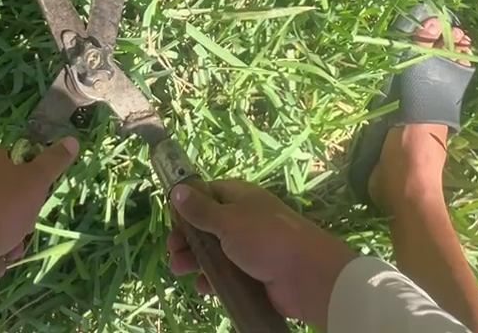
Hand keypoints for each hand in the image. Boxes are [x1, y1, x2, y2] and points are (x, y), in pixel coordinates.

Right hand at [168, 180, 356, 328]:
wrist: (306, 276)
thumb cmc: (265, 238)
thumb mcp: (228, 220)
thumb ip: (201, 210)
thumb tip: (176, 190)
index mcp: (238, 196)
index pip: (207, 194)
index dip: (187, 206)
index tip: (171, 221)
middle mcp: (243, 218)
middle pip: (207, 225)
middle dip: (188, 237)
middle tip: (172, 251)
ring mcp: (249, 247)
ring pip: (215, 250)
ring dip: (195, 259)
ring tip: (180, 270)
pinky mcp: (253, 273)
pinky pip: (227, 273)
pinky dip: (213, 279)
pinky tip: (202, 288)